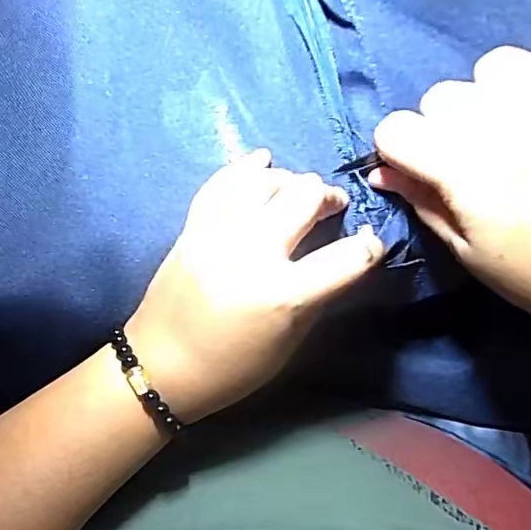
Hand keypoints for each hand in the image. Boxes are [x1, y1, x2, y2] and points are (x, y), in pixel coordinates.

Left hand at [125, 148, 385, 421]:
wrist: (160, 367)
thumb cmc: (232, 368)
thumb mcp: (288, 344)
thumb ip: (319, 295)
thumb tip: (344, 258)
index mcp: (283, 295)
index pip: (348, 257)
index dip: (370, 247)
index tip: (369, 245)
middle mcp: (251, 254)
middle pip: (305, 197)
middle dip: (329, 197)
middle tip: (332, 207)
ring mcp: (217, 235)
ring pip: (265, 180)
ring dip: (291, 180)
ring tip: (298, 192)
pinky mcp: (192, 228)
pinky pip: (222, 182)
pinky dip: (246, 167)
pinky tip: (264, 161)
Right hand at [369, 28, 530, 349]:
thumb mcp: (473, 255)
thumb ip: (425, 203)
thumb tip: (384, 170)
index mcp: (466, 170)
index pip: (396, 128)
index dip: (405, 152)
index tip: (426, 171)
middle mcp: (508, 122)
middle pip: (443, 96)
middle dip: (451, 128)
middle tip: (488, 162)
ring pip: (499, 65)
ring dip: (503, 96)